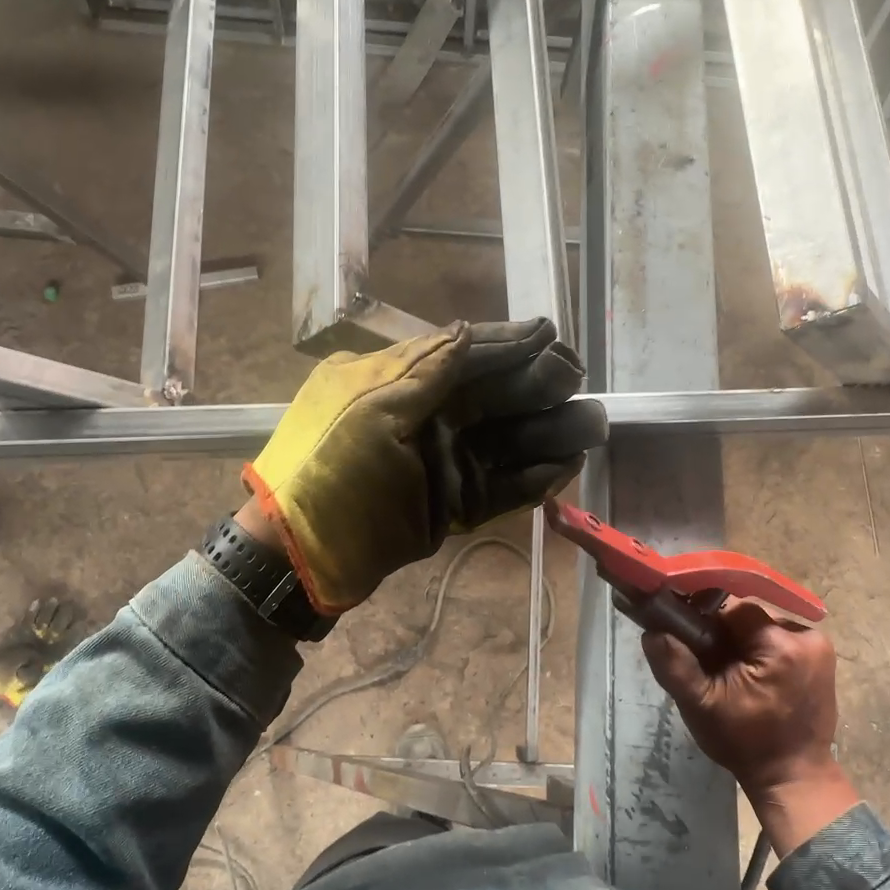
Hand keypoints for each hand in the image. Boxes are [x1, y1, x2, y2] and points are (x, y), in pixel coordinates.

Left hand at [244, 319, 607, 613]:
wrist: (298, 558)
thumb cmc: (328, 474)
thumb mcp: (371, 412)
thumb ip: (424, 373)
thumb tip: (466, 331)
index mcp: (395, 385)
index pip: (459, 354)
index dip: (504, 343)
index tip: (547, 333)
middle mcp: (422, 419)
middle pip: (489, 396)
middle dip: (535, 386)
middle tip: (577, 377)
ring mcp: (437, 464)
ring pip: (501, 442)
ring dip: (544, 433)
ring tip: (591, 424)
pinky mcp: (447, 506)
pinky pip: (496, 489)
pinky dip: (529, 480)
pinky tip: (565, 466)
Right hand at [643, 599, 858, 854]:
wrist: (793, 777)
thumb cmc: (745, 743)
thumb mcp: (700, 706)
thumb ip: (674, 665)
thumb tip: (651, 632)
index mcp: (781, 644)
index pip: (733, 609)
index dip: (707, 624)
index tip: (695, 648)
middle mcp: (807, 636)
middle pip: (751, 616)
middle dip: (727, 635)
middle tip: (711, 666)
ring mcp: (820, 647)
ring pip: (765, 626)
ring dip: (744, 642)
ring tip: (732, 675)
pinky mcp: (823, 659)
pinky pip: (781, 639)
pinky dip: (763, 651)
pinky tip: (753, 678)